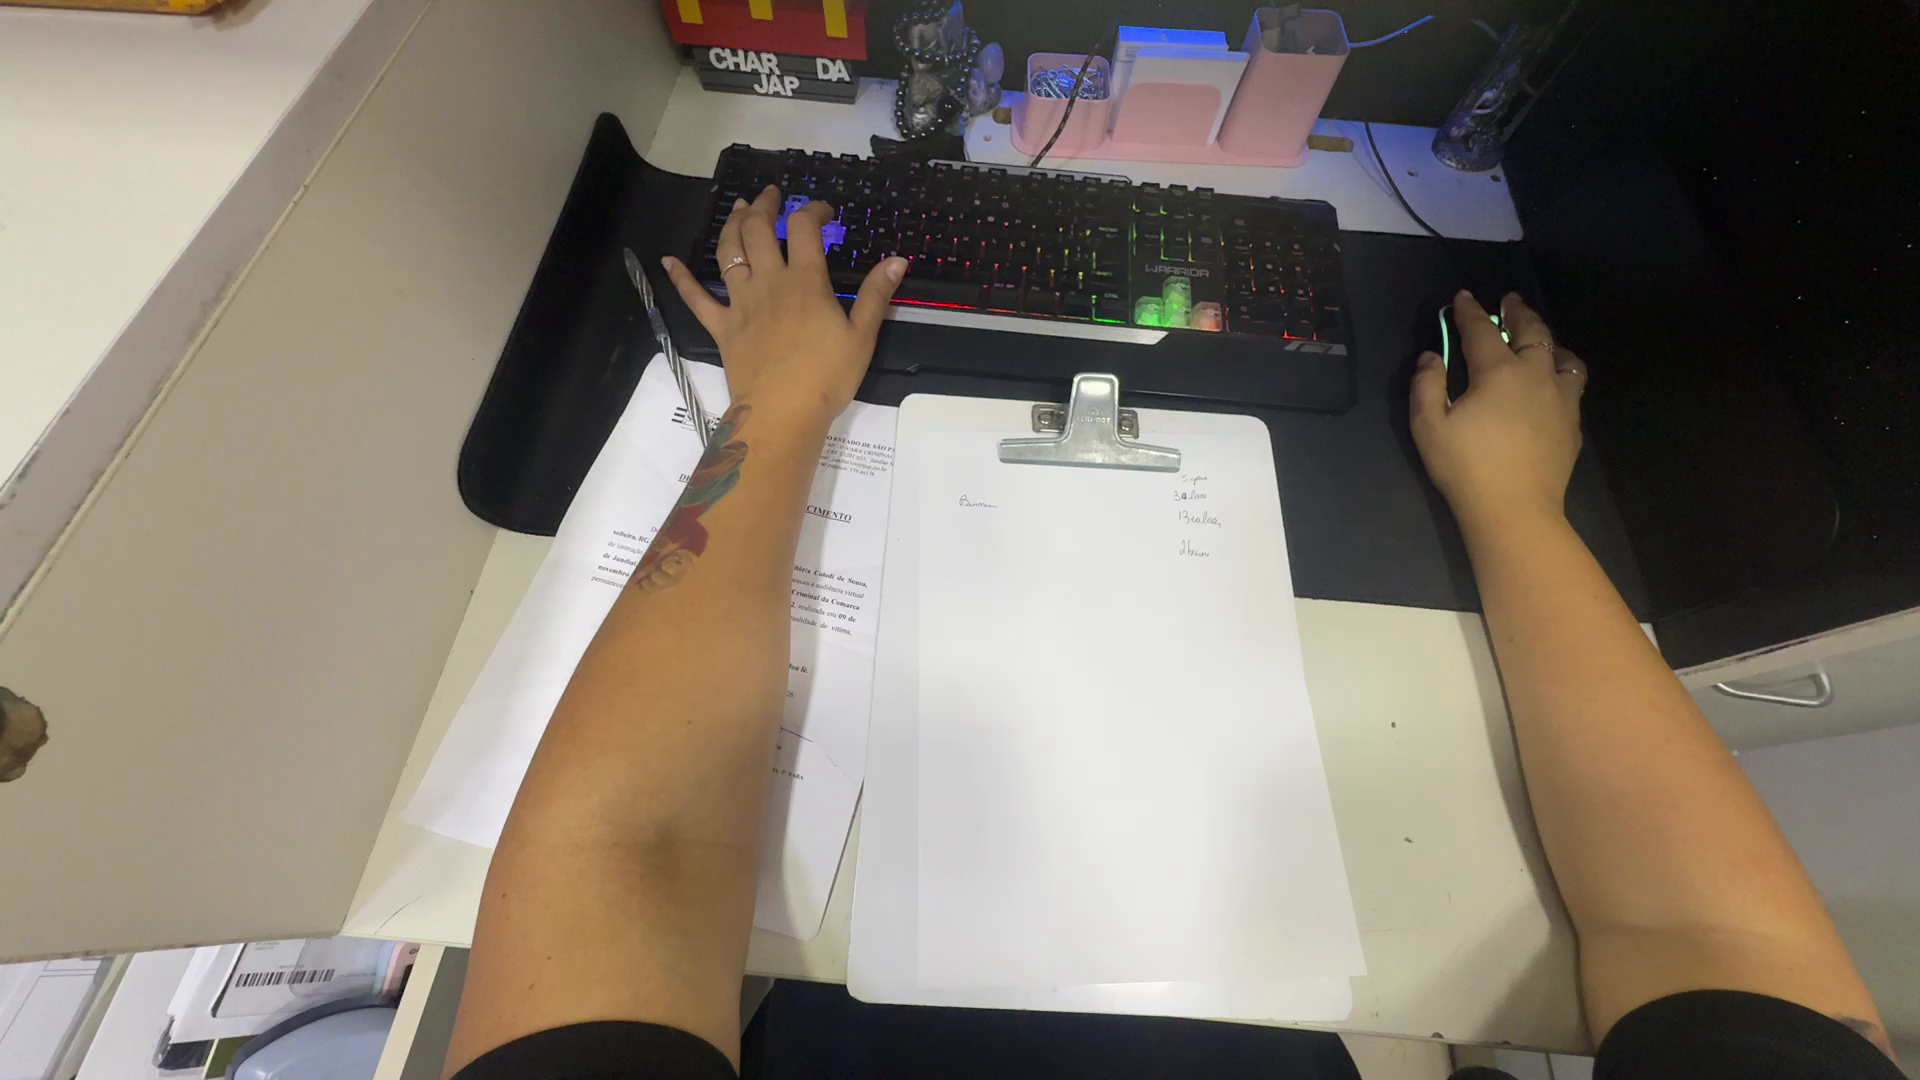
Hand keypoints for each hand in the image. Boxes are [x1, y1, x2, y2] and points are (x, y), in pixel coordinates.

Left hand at [663, 186, 905, 435]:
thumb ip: (876, 295)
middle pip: (758, 230)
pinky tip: (668, 261)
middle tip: (770, 196)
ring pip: (729, 252)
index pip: (805, 229)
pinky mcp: (722, 327)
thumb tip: (896, 260)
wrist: (783, 413)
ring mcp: (741, 303)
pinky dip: (682, 278)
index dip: (813, 210)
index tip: (823, 210)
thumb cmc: (827, 378)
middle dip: (764, 205)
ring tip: (737, 209)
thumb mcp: (862, 337)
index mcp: (805, 282)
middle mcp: (769, 283)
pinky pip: (696, 298)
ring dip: (731, 224)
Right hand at [1411, 291, 1588, 533]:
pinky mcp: (1571, 419)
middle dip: (1517, 312)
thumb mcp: (1428, 426)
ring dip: (1547, 338)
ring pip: (1561, 353)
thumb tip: (1430, 356)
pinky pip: (1572, 380)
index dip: (1470, 312)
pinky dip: (1561, 366)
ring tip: (1538, 336)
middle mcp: (1535, 375)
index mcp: (1497, 373)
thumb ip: (1426, 385)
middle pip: (1531, 332)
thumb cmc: (1463, 465)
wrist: (1513, 505)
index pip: (1482, 331)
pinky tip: (1553, 375)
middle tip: (1509, 299)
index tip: (1463, 297)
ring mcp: (1560, 396)